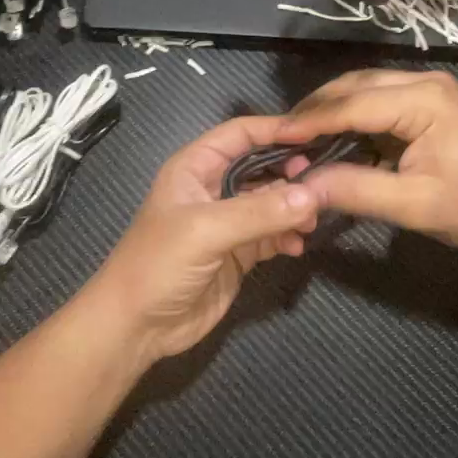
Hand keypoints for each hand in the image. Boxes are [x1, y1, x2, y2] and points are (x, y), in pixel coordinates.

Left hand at [77, 116, 317, 363]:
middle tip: (322, 182)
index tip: (315, 134)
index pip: (241, 133)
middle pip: (263, 165)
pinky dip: (288, 236)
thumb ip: (259, 212)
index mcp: (196, 167)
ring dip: (294, 207)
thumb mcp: (206, 231)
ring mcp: (228, 221)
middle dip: (292, 172)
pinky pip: (273, 234)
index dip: (276, 128)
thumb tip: (312, 196)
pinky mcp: (239, 253)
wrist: (135, 328)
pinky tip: (298, 245)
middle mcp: (215, 187)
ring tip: (313, 219)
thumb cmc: (159, 264)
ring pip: (272, 201)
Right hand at [277, 70, 457, 278]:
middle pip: (355, 86)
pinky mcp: (431, 104)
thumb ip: (355, 191)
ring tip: (300, 138)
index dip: (310, 120)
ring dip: (333, 111)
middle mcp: (424, 82)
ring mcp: (429, 90)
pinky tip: (334, 139)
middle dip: (316, 109)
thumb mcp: (415, 206)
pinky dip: (353, 118)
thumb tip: (301, 186)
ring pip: (365, 90)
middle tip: (281, 137)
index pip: (352, 104)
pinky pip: (380, 103)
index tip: (273, 137)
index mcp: (424, 99)